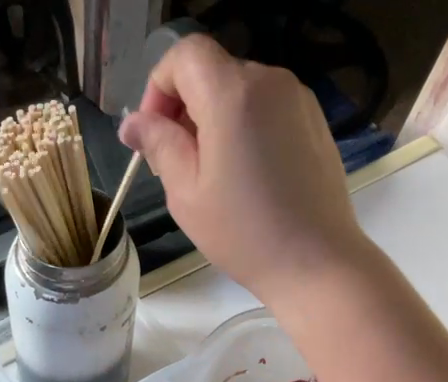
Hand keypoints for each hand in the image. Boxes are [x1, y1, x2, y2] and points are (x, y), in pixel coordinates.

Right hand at [119, 36, 367, 308]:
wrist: (315, 260)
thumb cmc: (243, 233)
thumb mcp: (186, 193)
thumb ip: (159, 145)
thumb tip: (132, 122)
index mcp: (232, 94)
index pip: (184, 53)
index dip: (159, 87)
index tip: (154, 133)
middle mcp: (269, 81)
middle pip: (212, 70)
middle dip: (185, 107)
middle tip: (178, 163)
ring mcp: (297, 98)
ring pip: (239, 89)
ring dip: (215, 118)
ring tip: (213, 174)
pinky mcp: (313, 118)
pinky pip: (266, 107)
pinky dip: (244, 126)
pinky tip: (246, 175)